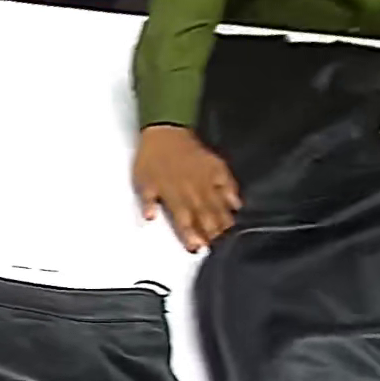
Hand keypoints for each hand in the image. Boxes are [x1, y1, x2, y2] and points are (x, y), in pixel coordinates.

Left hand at [132, 124, 242, 251]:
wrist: (165, 132)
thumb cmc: (151, 158)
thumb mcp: (142, 182)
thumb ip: (148, 201)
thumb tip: (149, 217)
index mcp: (174, 194)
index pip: (185, 220)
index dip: (191, 235)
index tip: (197, 248)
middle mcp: (193, 188)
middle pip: (205, 215)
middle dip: (211, 233)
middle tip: (218, 246)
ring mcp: (206, 177)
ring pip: (218, 203)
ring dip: (224, 220)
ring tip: (229, 234)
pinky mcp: (215, 167)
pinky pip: (228, 182)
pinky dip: (233, 194)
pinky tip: (237, 206)